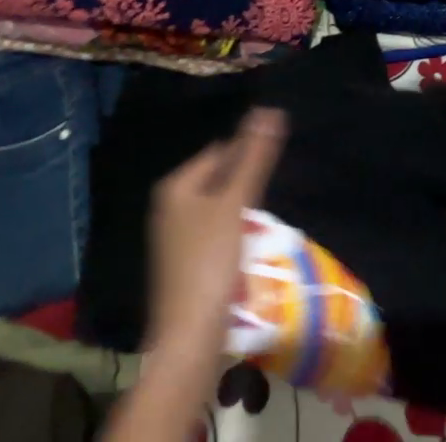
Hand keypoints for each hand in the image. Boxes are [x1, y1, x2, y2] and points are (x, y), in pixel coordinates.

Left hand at [146, 107, 286, 354]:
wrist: (190, 334)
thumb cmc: (210, 261)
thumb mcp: (236, 203)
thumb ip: (254, 157)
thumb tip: (271, 110)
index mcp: (176, 185)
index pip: (222, 150)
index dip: (249, 157)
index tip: (275, 170)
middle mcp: (170, 205)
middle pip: (221, 178)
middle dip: (247, 184)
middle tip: (272, 196)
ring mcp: (176, 234)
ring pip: (221, 206)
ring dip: (244, 210)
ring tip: (263, 223)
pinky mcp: (186, 259)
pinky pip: (217, 231)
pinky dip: (236, 233)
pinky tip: (250, 246)